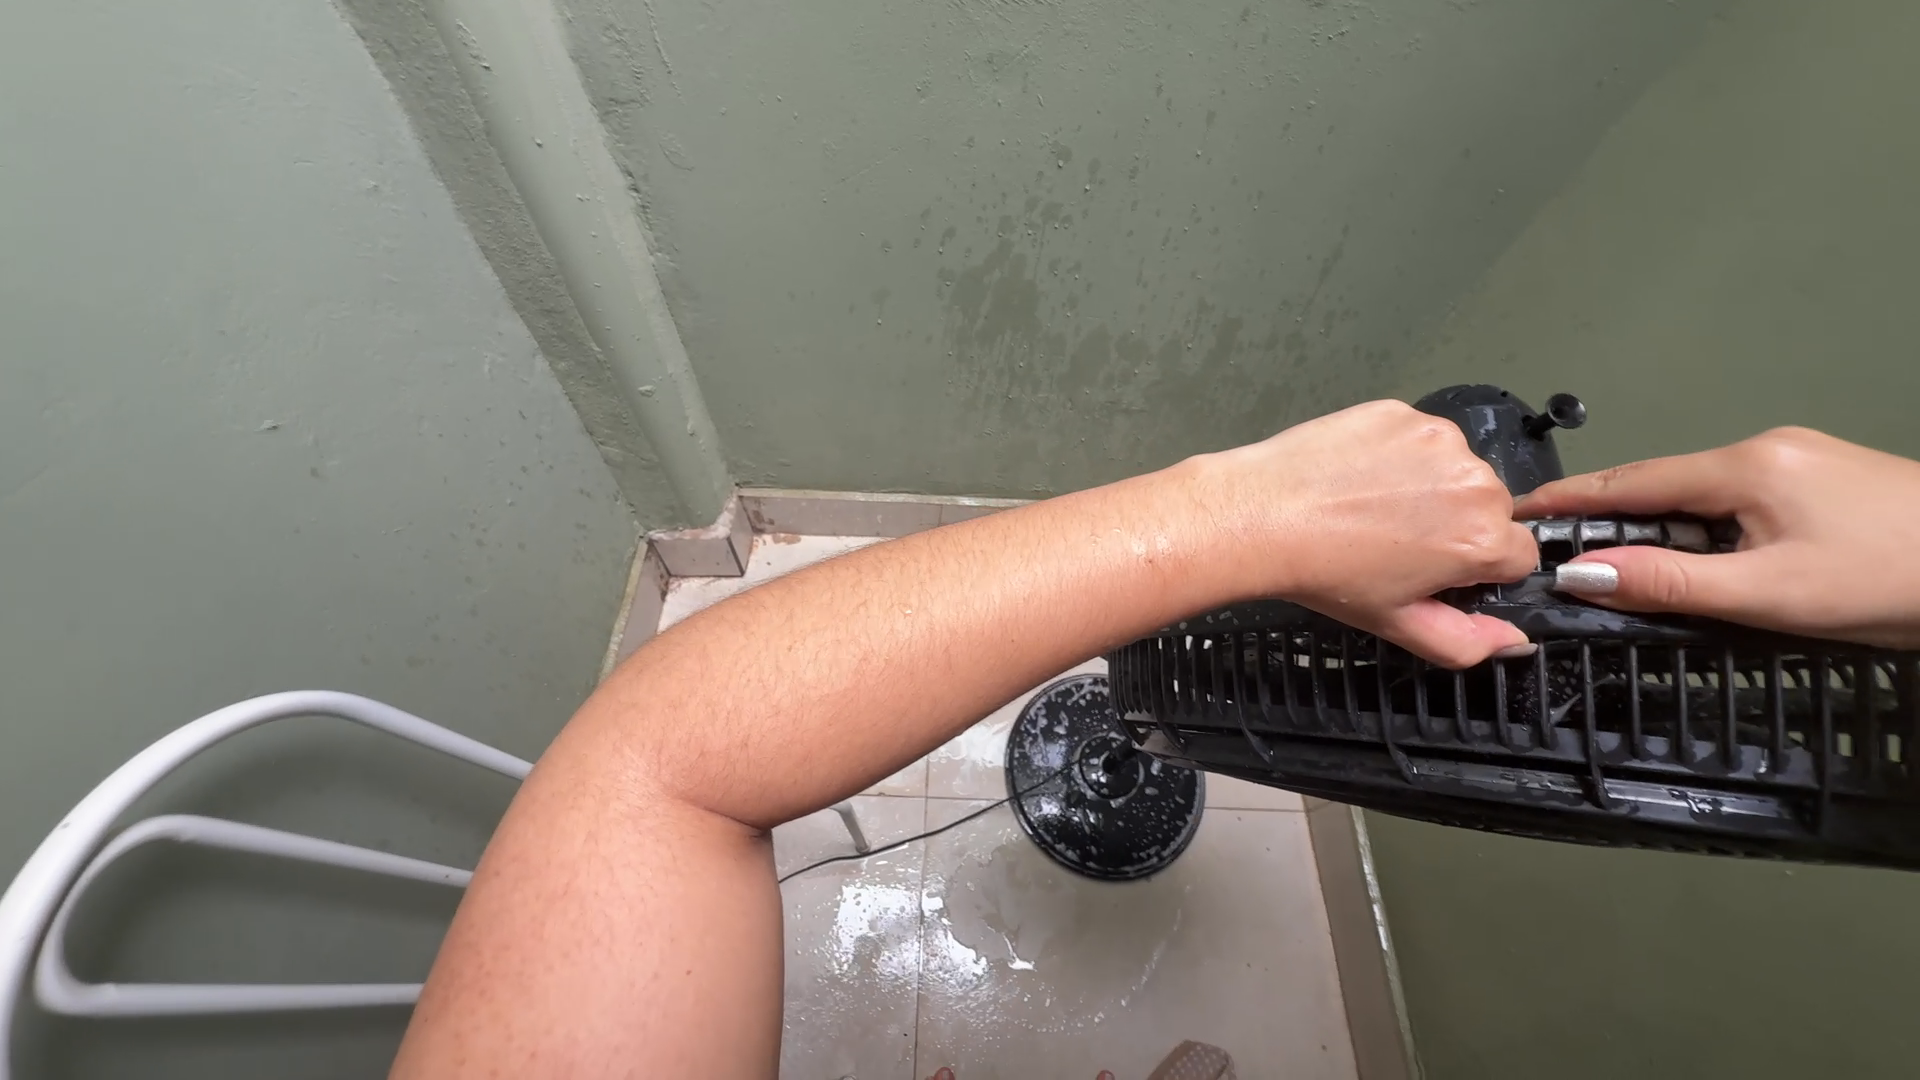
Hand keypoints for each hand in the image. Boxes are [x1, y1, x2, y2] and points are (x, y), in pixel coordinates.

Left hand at [1176, 399, 1539, 667]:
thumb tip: (1514, 642)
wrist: (1258, 515)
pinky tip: (1350, 473)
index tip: (1426, 569)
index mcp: (1483, 539)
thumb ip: (1464, 642)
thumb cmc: (1324, 574)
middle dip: (1451, 524)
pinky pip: (1412, 437)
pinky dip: (1391, 453)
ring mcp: (1437, 438)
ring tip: (1364, 505)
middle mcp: (1475, 481)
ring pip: (1450, 468)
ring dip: (1424, 484)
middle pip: (1486, 508)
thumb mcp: (1393, 623)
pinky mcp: (1398, 412)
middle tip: (1387, 538)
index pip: (1515, 557)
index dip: (1471, 568)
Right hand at [1513, 426, 1919, 649]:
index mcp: (1743, 465)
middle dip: (1600, 514)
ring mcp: (1796, 458)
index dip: (1562, 500)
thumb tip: (1575, 575)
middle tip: (1552, 549)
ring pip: (1691, 493)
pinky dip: (1690, 525)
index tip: (1510, 514)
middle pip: (1655, 483)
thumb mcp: (1772, 594)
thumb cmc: (1897, 581)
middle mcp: (1762, 448)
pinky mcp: (1822, 478)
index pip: (1624, 481)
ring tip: (1617, 560)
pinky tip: (1693, 552)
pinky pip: (1727, 498)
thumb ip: (1667, 582)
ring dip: (1648, 524)